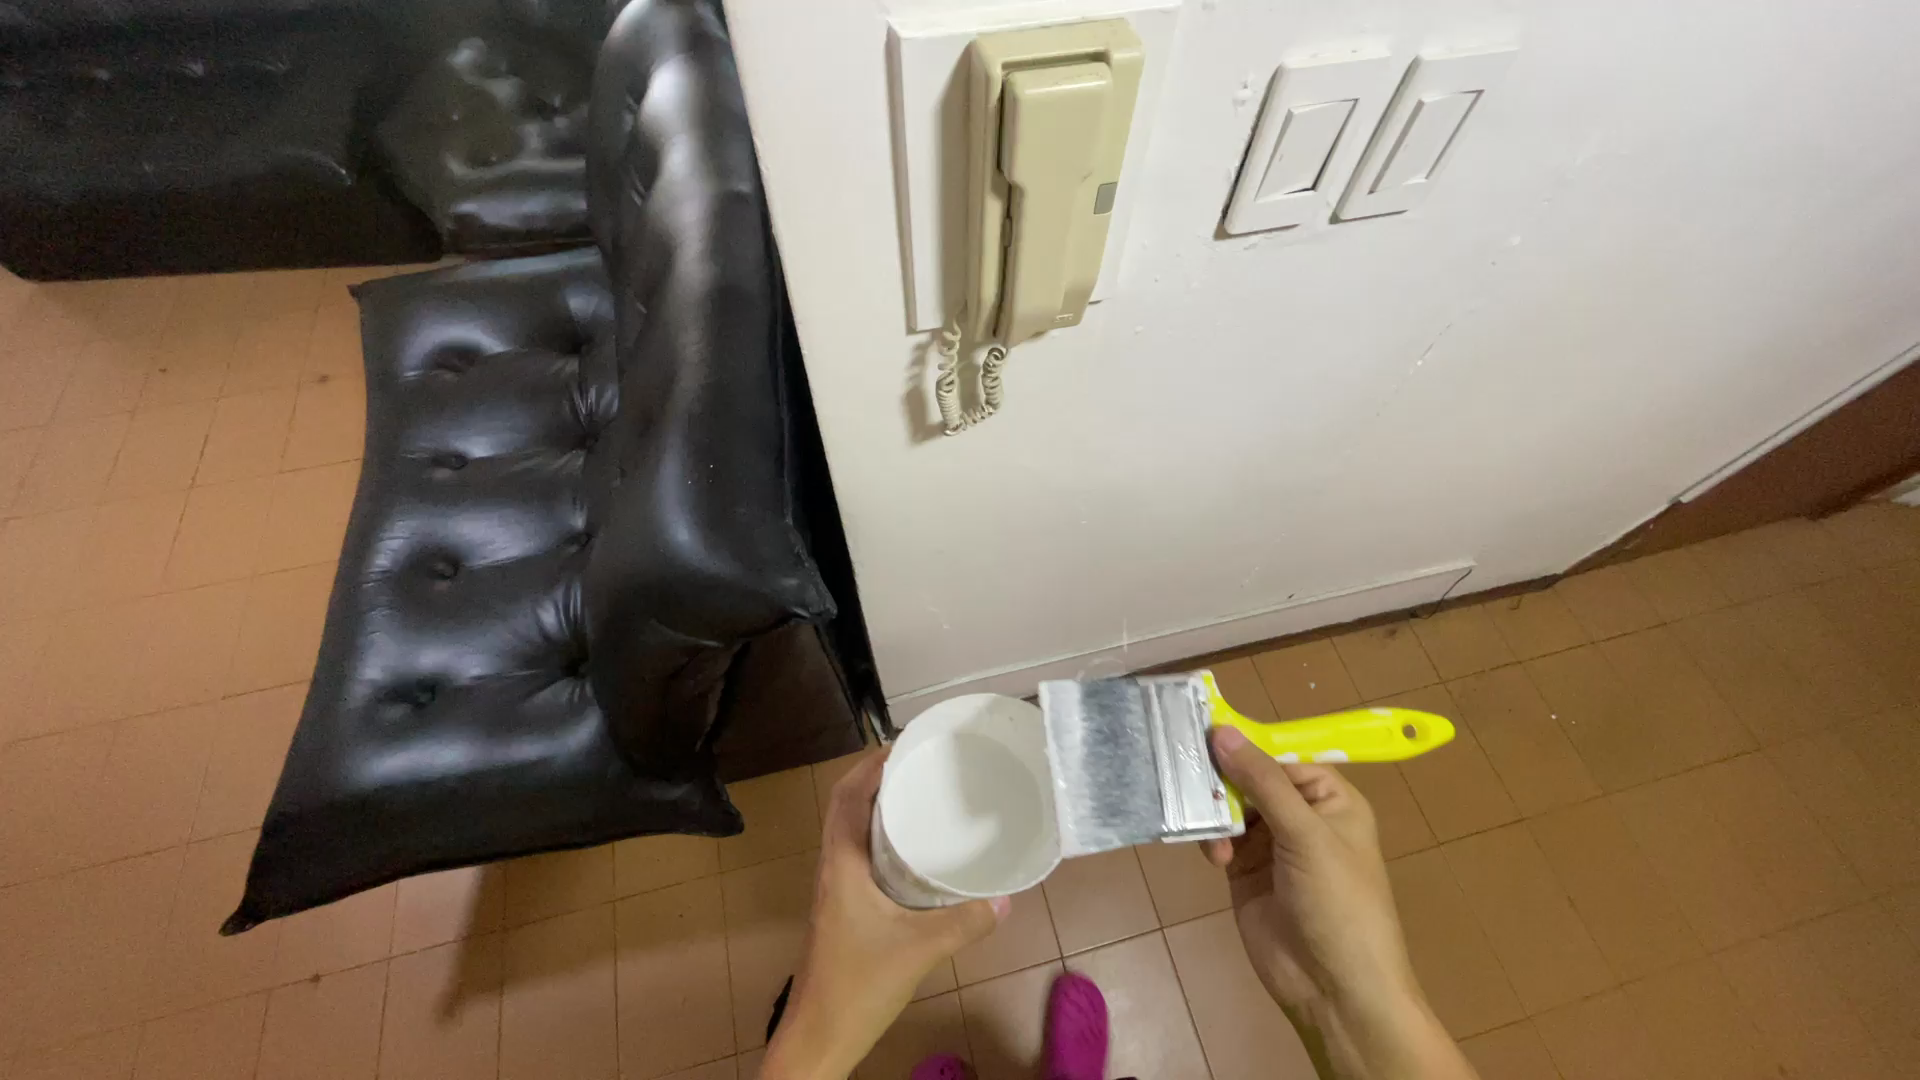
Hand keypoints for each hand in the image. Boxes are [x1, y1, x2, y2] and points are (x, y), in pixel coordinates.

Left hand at [762, 750, 1008, 1079]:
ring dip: (874, 803)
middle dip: (875, 776)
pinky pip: (856, 850)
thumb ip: (964, 923)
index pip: (847, 795)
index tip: (905, 744)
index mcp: (841, 862)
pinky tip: (909, 847)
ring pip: (848, 827)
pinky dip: (877, 833)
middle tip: (917, 763)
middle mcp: (832, 865)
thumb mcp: (919, 949)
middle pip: (845, 804)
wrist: (819, 1036)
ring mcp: (834, 885)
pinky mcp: (841, 904)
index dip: (871, 764)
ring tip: (916, 791)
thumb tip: (1006, 898)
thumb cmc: (859, 984)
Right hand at [1202, 726, 1473, 1079]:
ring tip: (1205, 827)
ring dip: (1213, 812)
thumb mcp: (1306, 835)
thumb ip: (1262, 781)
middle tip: (1187, 772)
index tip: (1203, 730)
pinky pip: (1218, 838)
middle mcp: (1299, 816)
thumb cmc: (1337, 903)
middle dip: (1222, 778)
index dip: (1246, 744)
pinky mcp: (1245, 871)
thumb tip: (1221, 731)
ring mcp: (1271, 844)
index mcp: (1329, 800)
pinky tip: (1214, 856)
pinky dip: (1209, 840)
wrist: (1335, 991)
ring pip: (1229, 806)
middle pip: (1249, 778)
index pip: (1280, 756)